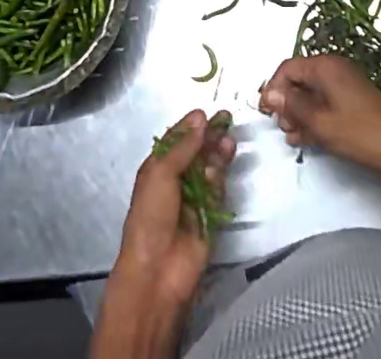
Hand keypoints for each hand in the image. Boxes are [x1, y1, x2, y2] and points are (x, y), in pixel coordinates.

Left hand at [107, 110, 237, 313]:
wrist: (159, 269)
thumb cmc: (151, 215)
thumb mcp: (161, 174)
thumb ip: (184, 147)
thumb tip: (201, 118)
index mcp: (156, 168)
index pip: (174, 140)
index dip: (189, 126)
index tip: (205, 112)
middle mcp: (175, 178)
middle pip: (195, 150)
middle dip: (208, 134)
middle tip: (226, 118)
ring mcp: (193, 195)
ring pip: (208, 165)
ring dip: (217, 149)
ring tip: (228, 135)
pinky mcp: (211, 210)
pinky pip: (218, 184)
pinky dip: (223, 169)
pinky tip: (228, 154)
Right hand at [258, 55, 380, 196]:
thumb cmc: (360, 134)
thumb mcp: (320, 122)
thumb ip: (291, 105)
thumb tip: (269, 93)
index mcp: (326, 66)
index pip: (288, 67)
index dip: (273, 88)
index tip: (265, 112)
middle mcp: (335, 68)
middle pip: (299, 79)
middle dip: (286, 103)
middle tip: (284, 128)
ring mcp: (345, 84)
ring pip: (310, 93)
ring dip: (298, 113)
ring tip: (294, 136)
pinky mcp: (352, 99)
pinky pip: (324, 102)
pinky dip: (313, 116)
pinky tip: (306, 137)